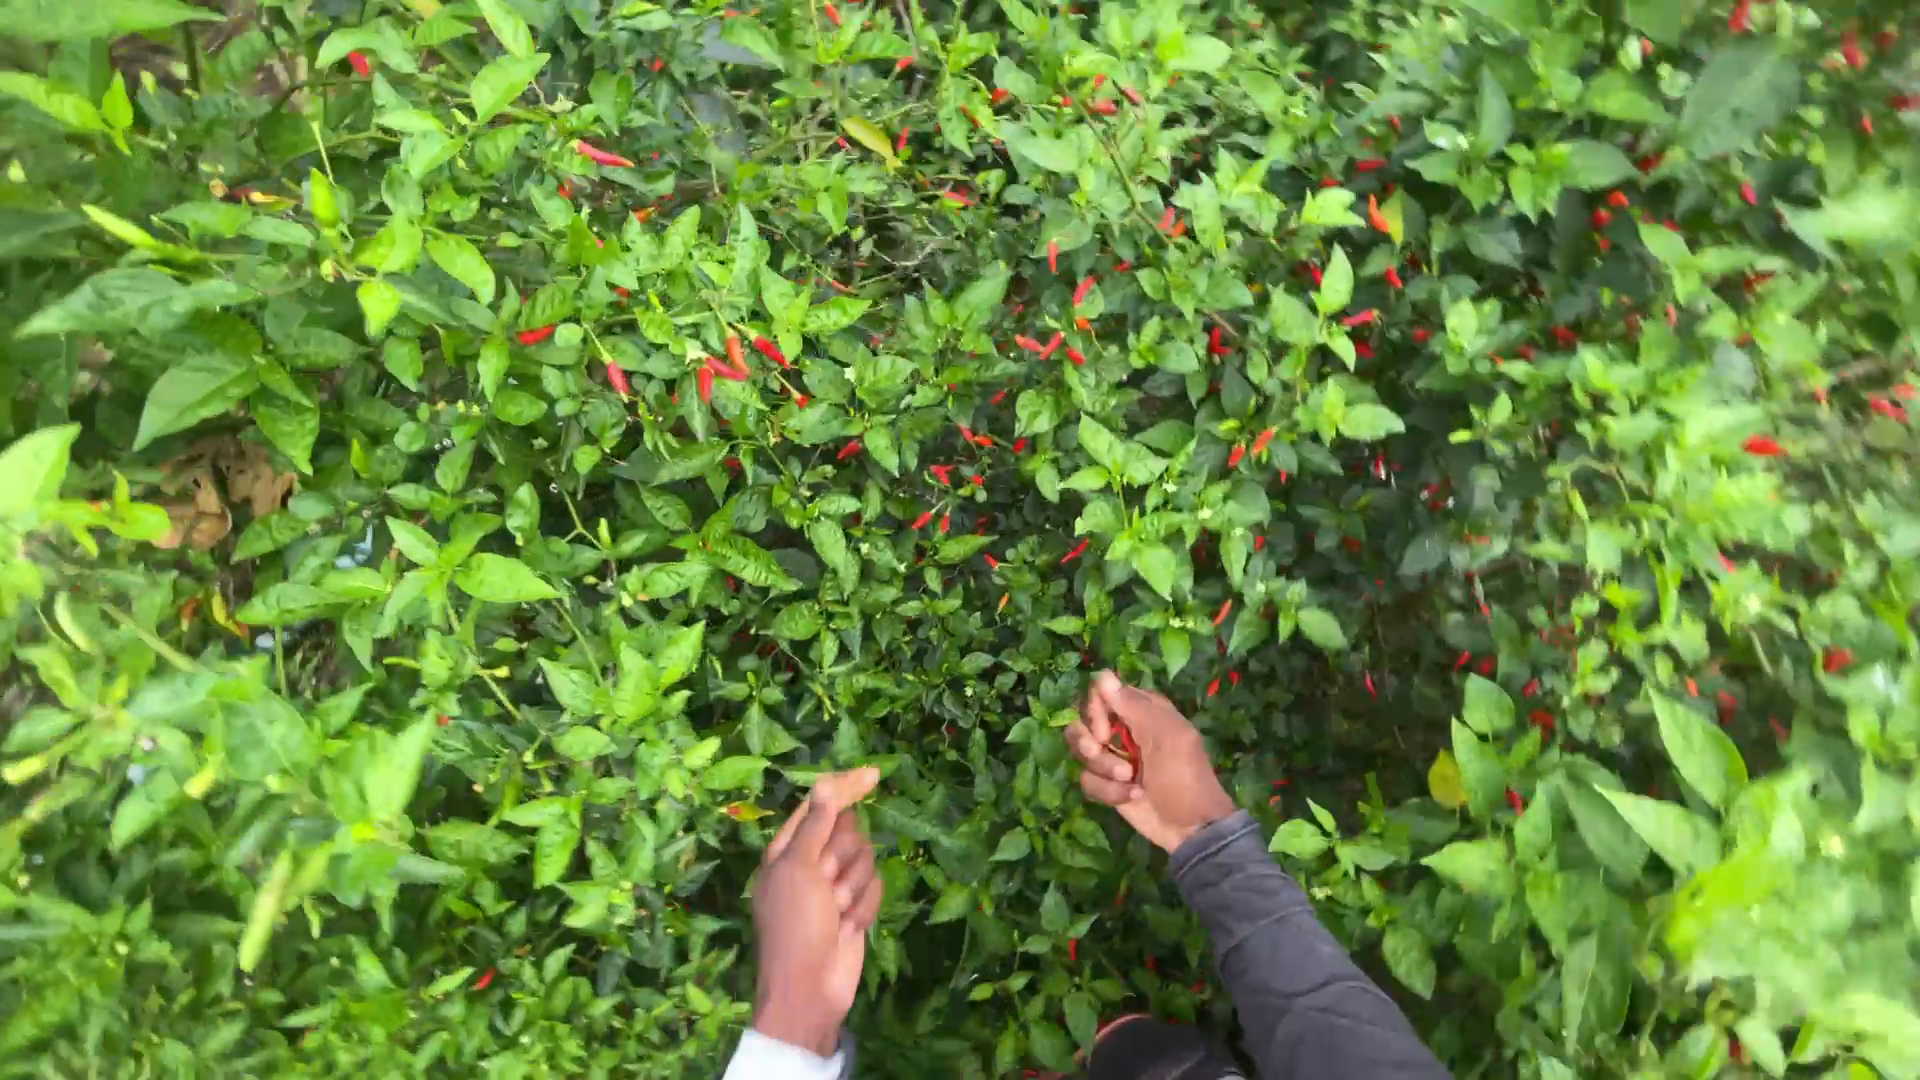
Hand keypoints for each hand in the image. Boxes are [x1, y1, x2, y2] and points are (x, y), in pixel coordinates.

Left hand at [750, 767, 883, 1056]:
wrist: (811, 990)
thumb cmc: (794, 926)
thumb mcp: (797, 869)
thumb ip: (816, 824)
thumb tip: (829, 783)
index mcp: (788, 848)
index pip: (820, 803)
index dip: (845, 787)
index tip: (874, 774)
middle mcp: (811, 861)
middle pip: (848, 828)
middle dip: (843, 855)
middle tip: (827, 882)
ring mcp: (835, 884)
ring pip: (865, 856)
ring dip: (853, 885)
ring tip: (836, 911)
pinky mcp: (856, 904)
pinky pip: (875, 884)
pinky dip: (864, 905)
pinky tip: (849, 926)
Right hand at [1066, 671, 1236, 852]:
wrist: (1191, 828)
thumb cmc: (1184, 776)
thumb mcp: (1166, 736)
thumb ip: (1133, 705)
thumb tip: (1102, 674)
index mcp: (1141, 709)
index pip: (1100, 692)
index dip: (1095, 710)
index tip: (1105, 730)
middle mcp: (1122, 728)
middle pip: (1082, 719)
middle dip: (1090, 742)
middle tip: (1104, 754)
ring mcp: (1113, 756)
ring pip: (1080, 750)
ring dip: (1103, 769)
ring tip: (1128, 780)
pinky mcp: (1106, 783)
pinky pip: (1087, 779)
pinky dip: (1109, 791)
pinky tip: (1132, 796)